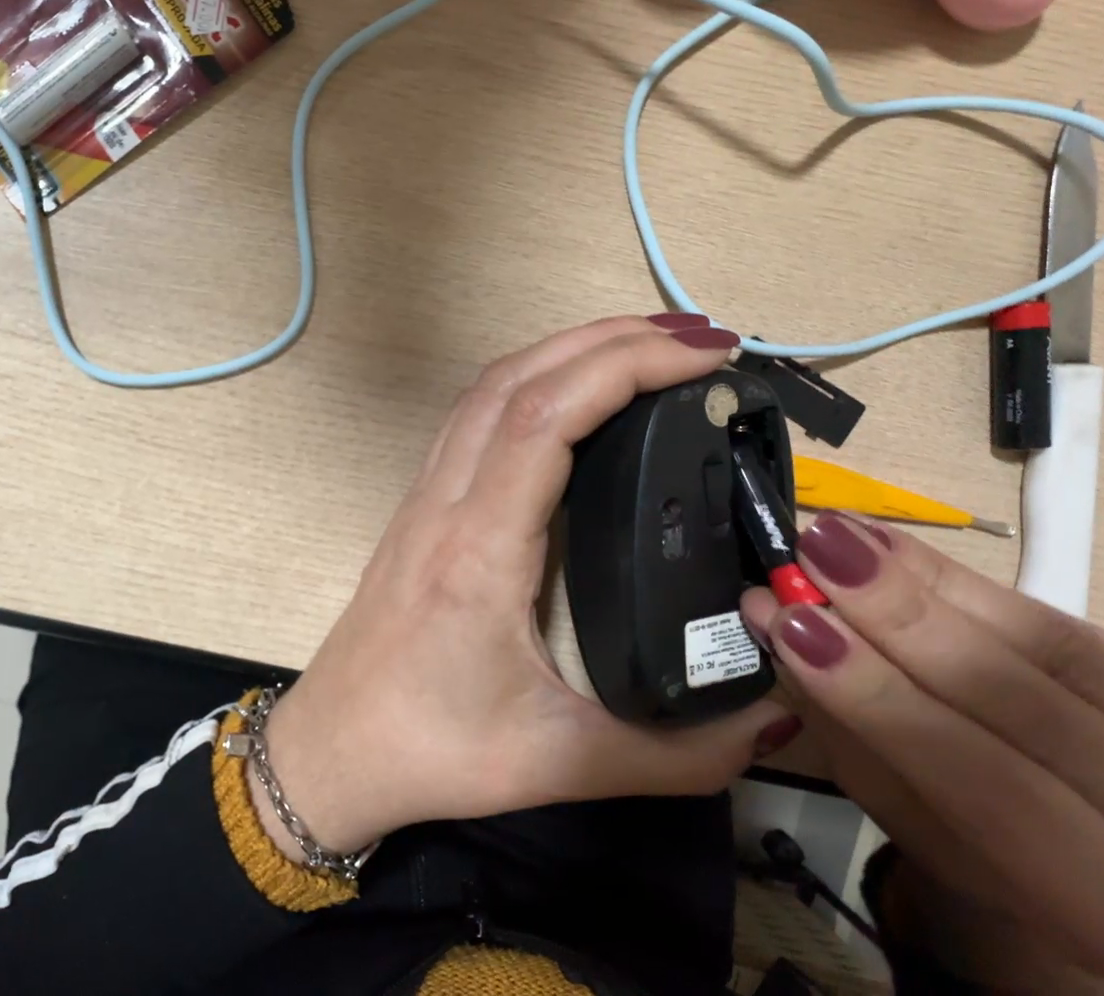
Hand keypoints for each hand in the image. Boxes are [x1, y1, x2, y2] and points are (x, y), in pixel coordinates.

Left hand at [257, 315, 796, 857]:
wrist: (333, 750)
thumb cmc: (429, 752)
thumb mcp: (561, 764)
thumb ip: (677, 753)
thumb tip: (770, 723)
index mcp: (478, 551)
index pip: (544, 418)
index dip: (625, 366)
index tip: (706, 355)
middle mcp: (443, 505)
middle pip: (514, 382)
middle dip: (607, 340)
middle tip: (698, 339)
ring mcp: (421, 501)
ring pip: (484, 392)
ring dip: (562, 352)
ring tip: (645, 348)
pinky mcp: (416, 511)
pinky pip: (468, 419)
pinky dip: (525, 384)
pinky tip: (570, 397)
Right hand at [742, 512, 1103, 995]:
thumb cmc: (1005, 874)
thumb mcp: (926, 836)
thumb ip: (854, 733)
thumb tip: (778, 626)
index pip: (995, 791)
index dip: (884, 700)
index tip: (795, 626)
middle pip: (1038, 709)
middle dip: (906, 621)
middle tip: (814, 552)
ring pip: (1065, 656)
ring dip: (938, 585)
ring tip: (843, 535)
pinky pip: (1084, 631)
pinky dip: (978, 584)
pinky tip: (901, 549)